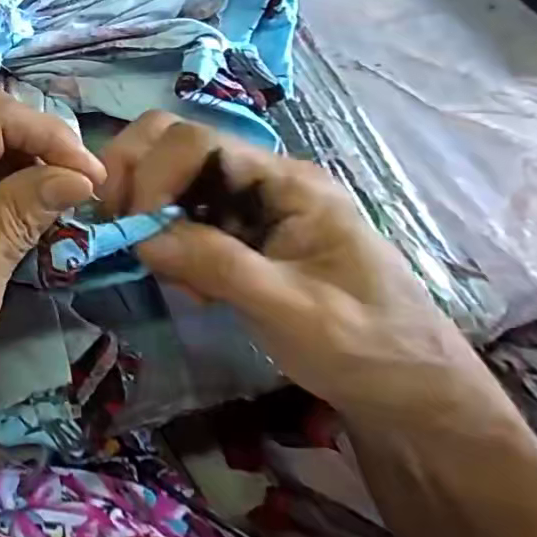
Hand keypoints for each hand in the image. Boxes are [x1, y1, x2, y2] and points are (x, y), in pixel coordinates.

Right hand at [101, 112, 518, 434]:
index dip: (153, 176)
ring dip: (141, 206)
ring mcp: (246, 199)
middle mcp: (261, 176)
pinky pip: (175, 208)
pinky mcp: (234, 226)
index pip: (195, 142)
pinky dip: (157, 233)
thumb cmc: (370, 351)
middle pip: (170, 139)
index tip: (139, 231)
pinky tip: (181, 278)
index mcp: (288, 182)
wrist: (415, 397)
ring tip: (157, 260)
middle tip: (121, 227)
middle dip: (132, 175)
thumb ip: (220, 266)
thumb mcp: (298, 313)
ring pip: (164, 169)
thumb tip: (142, 237)